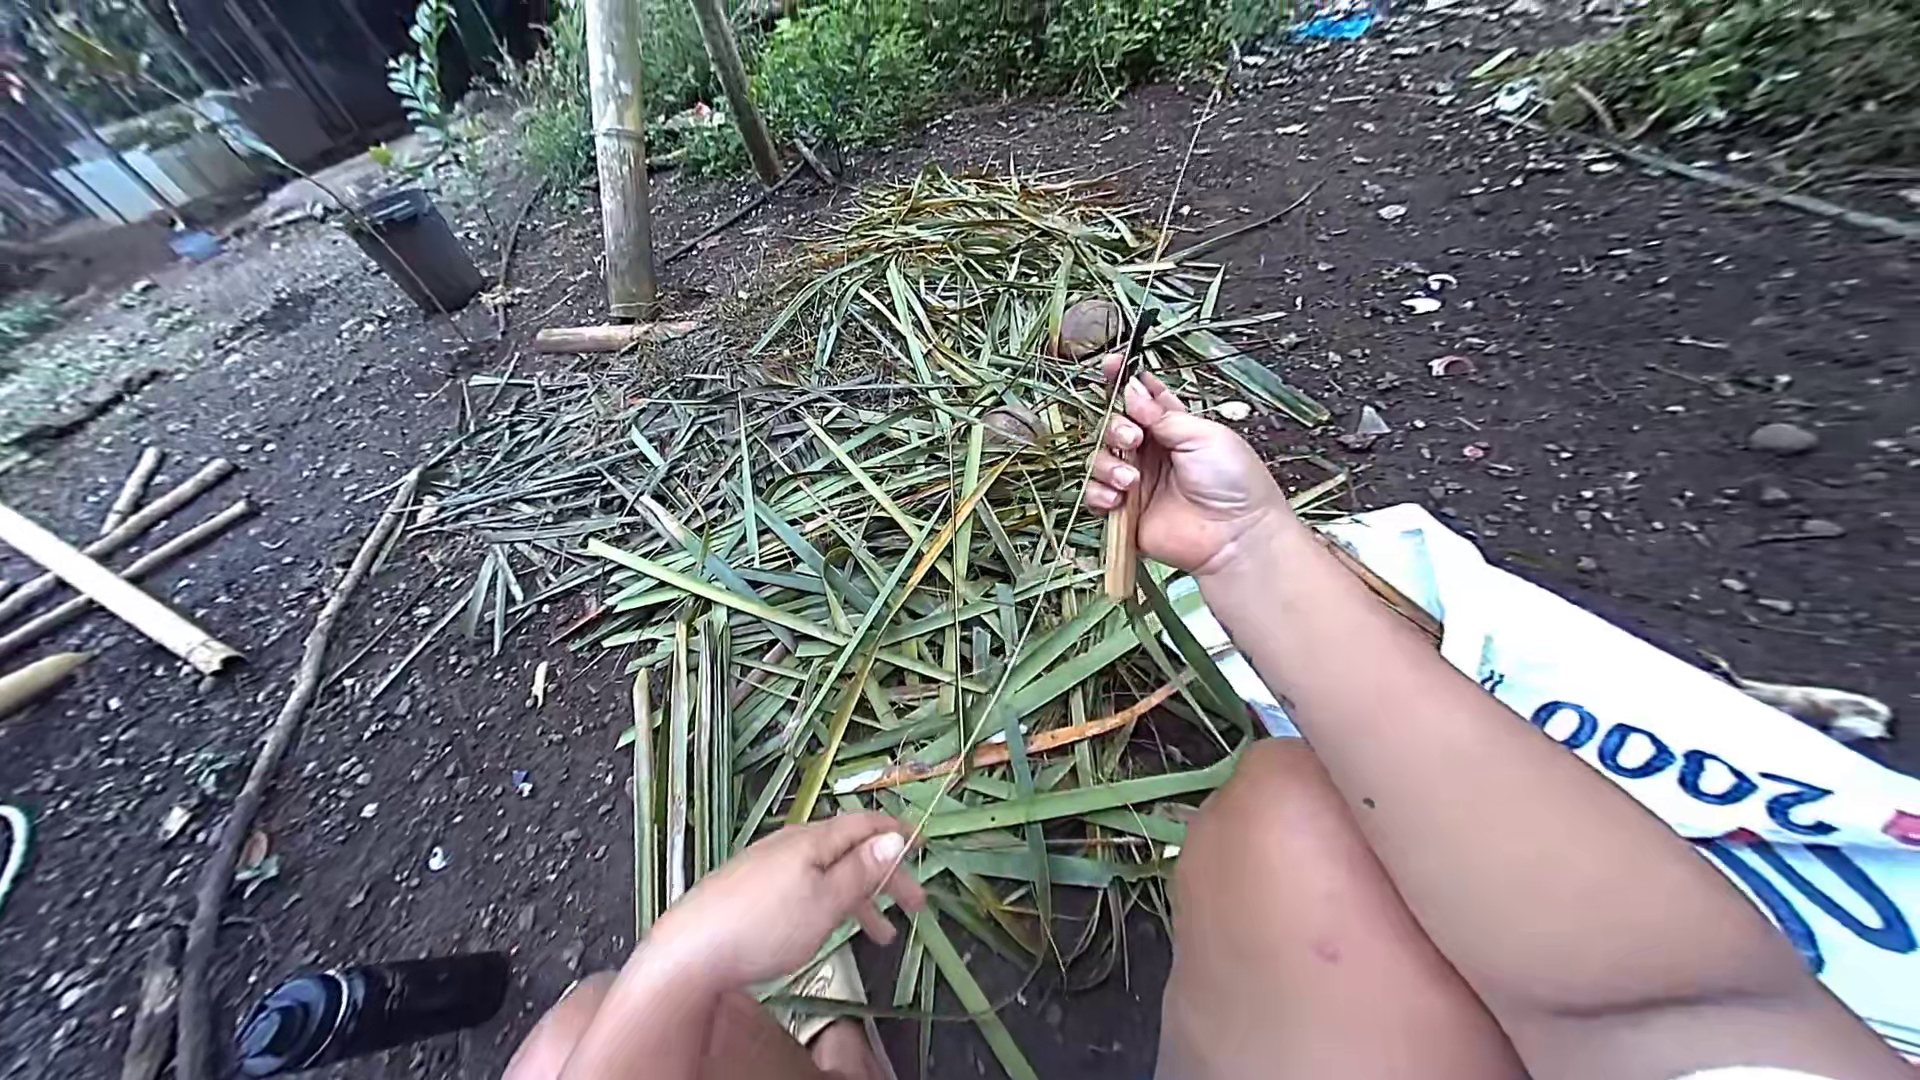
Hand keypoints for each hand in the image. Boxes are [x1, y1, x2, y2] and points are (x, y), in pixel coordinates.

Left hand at [646, 814, 926, 989]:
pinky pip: (807, 885)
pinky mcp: (757, 886)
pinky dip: (830, 902)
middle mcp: (796, 841)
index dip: (898, 832)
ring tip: (882, 934)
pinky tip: (829, 925)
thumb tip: (896, 836)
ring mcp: (773, 863)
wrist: (688, 951)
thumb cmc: (765, 925)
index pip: (867, 823)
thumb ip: (862, 869)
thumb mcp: (825, 901)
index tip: (924, 847)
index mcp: (816, 838)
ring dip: (860, 896)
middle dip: (886, 874)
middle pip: (851, 848)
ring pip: (830, 871)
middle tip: (915, 905)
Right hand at [1084, 354, 1297, 577]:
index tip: (1111, 365)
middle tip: (1133, 439)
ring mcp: (1135, 482)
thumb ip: (1162, 415)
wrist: (1234, 535)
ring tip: (1132, 480)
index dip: (1123, 381)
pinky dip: (1100, 494)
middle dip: (1116, 428)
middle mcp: (1149, 452)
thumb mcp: (1203, 435)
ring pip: (1100, 460)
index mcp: (1172, 428)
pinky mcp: (1124, 512)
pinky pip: (1095, 496)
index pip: (1141, 399)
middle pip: (1113, 427)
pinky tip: (1118, 499)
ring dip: (1109, 465)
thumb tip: (1132, 389)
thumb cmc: (1231, 481)